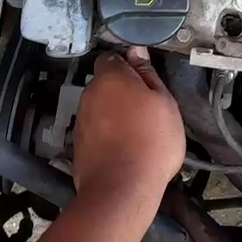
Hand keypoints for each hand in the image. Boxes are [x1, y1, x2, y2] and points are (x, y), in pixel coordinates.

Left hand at [72, 47, 185, 204]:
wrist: (121, 189)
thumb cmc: (150, 143)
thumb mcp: (164, 103)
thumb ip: (148, 73)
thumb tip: (136, 51)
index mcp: (110, 78)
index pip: (112, 57)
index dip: (129, 66)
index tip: (145, 81)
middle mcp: (89, 94)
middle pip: (105, 83)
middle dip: (122, 91)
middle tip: (147, 109)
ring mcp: (81, 119)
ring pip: (100, 107)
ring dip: (114, 113)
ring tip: (137, 133)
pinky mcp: (78, 142)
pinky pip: (95, 129)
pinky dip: (107, 133)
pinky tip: (124, 148)